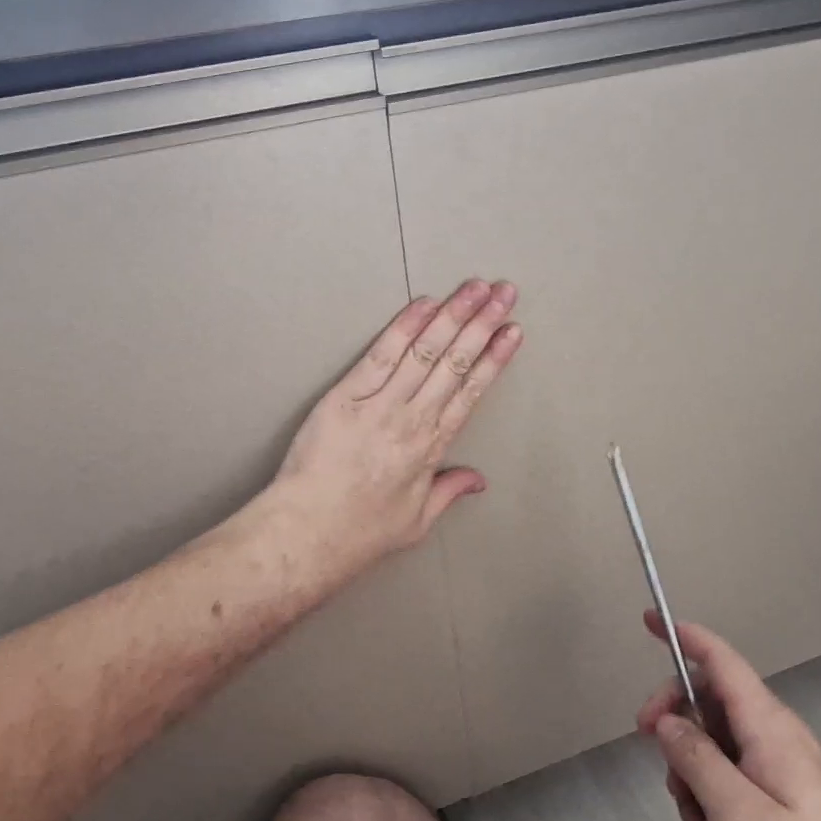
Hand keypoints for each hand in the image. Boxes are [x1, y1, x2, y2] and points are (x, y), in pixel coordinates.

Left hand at [274, 279, 522, 562]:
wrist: (307, 533)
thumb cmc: (359, 533)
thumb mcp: (416, 521)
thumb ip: (449, 492)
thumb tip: (478, 479)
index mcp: (432, 447)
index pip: (471, 391)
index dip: (495, 359)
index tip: (513, 332)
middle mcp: (413, 420)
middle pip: (455, 362)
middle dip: (483, 323)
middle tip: (504, 292)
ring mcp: (379, 405)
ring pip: (425, 351)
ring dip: (453, 315)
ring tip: (475, 287)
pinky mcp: (345, 397)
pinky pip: (380, 354)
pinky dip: (404, 327)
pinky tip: (425, 304)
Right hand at [636, 613, 820, 820]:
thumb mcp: (738, 813)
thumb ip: (697, 760)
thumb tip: (669, 721)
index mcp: (770, 727)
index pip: (721, 660)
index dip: (684, 635)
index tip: (651, 620)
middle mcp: (780, 735)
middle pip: (714, 700)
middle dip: (677, 720)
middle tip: (650, 748)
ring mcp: (787, 765)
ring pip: (721, 740)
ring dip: (692, 765)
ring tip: (690, 814)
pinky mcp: (791, 795)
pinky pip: (737, 770)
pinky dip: (712, 787)